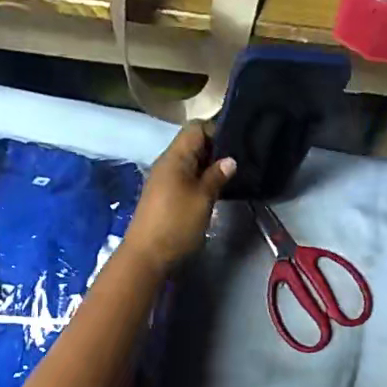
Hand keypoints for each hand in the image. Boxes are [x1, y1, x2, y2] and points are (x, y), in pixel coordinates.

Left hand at [122, 122, 235, 271]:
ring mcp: (163, 181)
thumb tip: (230, 159)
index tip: (238, 145)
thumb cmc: (176, 224)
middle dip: (216, 150)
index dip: (217, 131)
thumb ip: (216, 176)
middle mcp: (166, 164)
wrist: (146, 257)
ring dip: (208, 168)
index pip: (196, 128)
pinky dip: (199, 181)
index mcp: (174, 157)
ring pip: (189, 164)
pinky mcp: (163, 198)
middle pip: (192, 145)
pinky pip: (184, 179)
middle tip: (240, 163)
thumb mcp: (202, 199)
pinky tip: (214, 193)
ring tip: (231, 178)